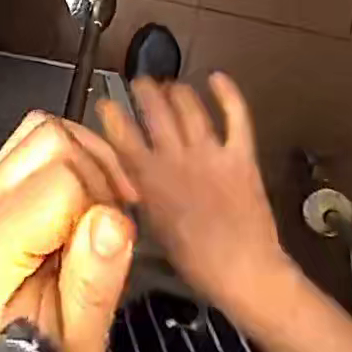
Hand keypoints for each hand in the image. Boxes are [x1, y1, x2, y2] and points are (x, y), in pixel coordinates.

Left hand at [0, 111, 137, 351]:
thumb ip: (92, 285)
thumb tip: (114, 220)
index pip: (62, 180)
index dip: (104, 206)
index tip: (114, 245)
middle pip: (50, 138)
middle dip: (98, 172)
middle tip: (113, 226)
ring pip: (41, 130)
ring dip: (86, 159)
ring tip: (103, 212)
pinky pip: (34, 145)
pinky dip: (71, 159)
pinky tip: (87, 203)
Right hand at [97, 75, 294, 314]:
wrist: (244, 273)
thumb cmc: (193, 258)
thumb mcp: (152, 223)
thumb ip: (139, 188)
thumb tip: (129, 170)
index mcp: (148, 176)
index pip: (121, 131)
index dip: (110, 112)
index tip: (106, 103)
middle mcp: (175, 158)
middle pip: (154, 109)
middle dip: (144, 90)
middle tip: (140, 83)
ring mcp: (209, 154)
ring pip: (189, 106)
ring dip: (177, 90)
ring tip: (171, 84)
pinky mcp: (240, 156)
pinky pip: (235, 117)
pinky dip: (228, 94)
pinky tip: (218, 78)